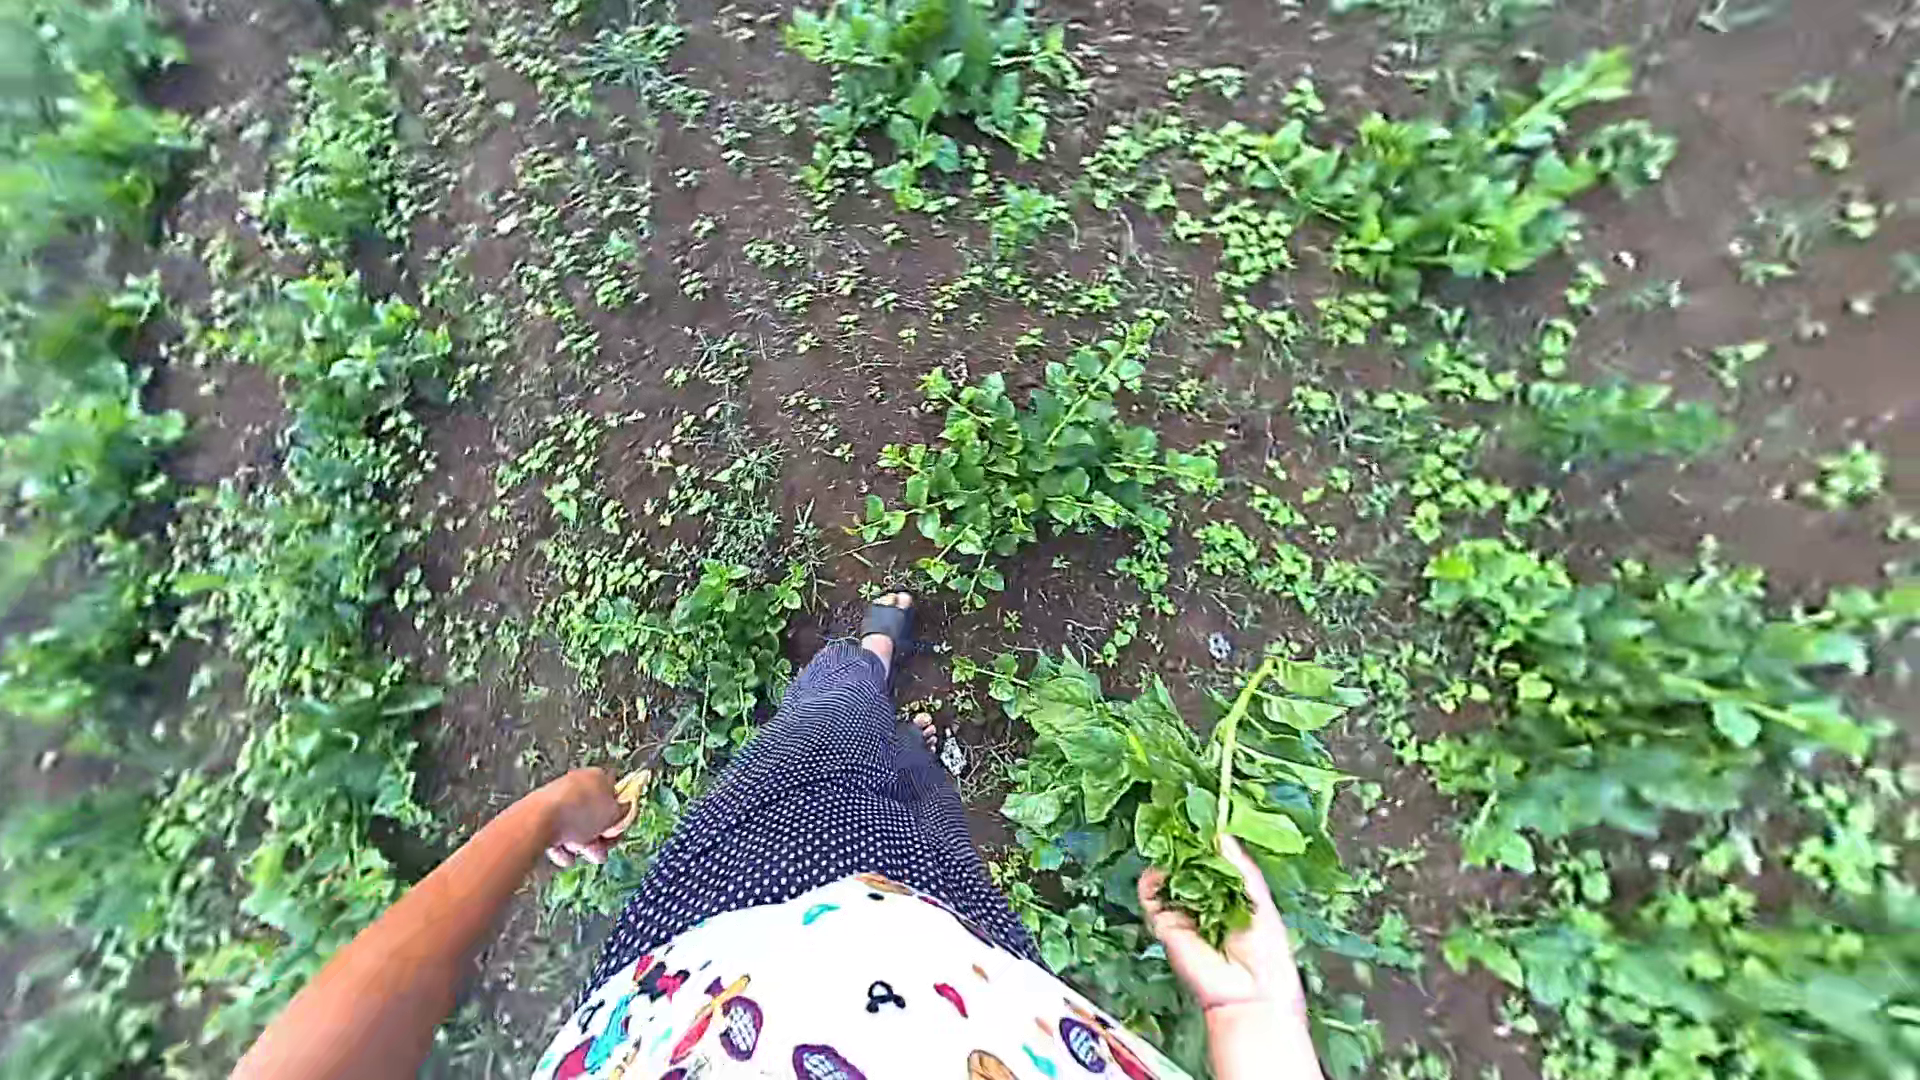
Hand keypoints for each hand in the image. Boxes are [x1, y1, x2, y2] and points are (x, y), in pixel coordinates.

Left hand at [534, 768, 625, 867]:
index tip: (617, 830)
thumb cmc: (579, 814)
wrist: (537, 822)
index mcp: (599, 775)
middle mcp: (577, 782)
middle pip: (594, 811)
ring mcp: (557, 797)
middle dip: (598, 834)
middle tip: (601, 850)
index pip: (615, 793)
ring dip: (581, 842)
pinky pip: (556, 829)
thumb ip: (625, 813)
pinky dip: (561, 844)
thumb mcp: (614, 815)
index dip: (618, 814)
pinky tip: (565, 857)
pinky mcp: (538, 813)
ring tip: (583, 857)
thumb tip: (625, 812)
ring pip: (575, 823)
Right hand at [1139, 837, 1320, 1078]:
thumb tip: (1221, 833)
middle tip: (1178, 816)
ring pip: (1164, 872)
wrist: (1253, 995)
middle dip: (1180, 841)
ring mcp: (1179, 909)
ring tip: (1170, 836)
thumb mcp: (1259, 901)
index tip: (1196, 813)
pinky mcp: (1163, 921)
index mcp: (1221, 893)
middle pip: (1182, 862)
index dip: (1200, 838)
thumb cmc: (1266, 954)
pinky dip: (1152, 876)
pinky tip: (1164, 866)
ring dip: (1166, 855)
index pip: (1205, 858)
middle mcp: (1198, 898)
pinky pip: (1150, 893)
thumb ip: (1240, 867)